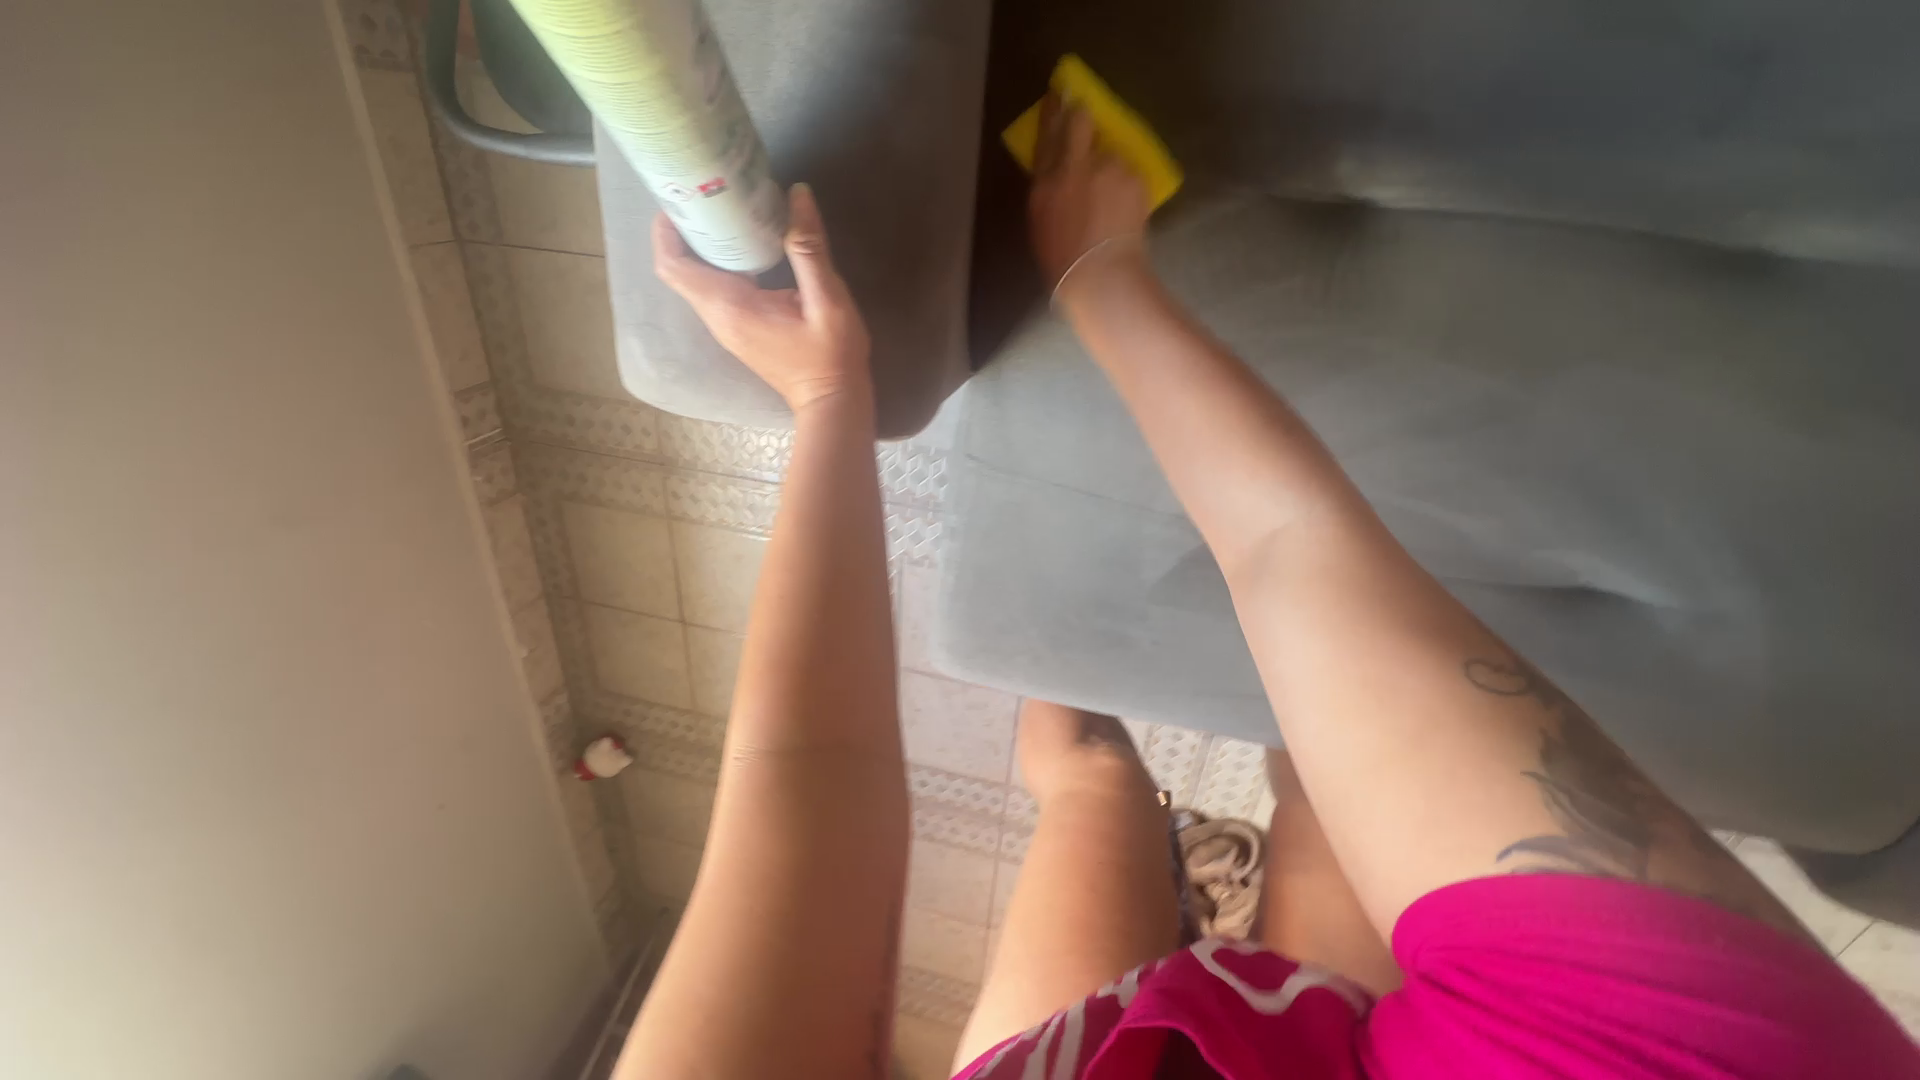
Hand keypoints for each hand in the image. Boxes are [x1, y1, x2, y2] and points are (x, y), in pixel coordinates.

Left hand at [653, 183, 872, 411]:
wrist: (832, 401)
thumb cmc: (831, 356)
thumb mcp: (828, 300)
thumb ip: (809, 249)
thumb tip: (797, 195)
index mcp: (731, 307)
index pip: (674, 266)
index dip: (666, 229)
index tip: (683, 197)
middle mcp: (718, 318)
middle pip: (680, 268)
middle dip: (685, 228)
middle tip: (708, 193)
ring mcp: (726, 328)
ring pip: (695, 279)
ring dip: (702, 245)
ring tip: (726, 212)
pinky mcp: (737, 330)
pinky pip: (713, 290)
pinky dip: (719, 263)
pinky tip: (745, 245)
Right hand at [1028, 94, 1150, 292]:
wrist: (1102, 277)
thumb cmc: (1064, 264)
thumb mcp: (1042, 224)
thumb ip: (1049, 190)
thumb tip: (1060, 171)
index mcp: (1045, 182)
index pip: (1047, 133)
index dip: (1053, 110)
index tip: (1059, 93)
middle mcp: (1075, 166)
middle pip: (1081, 120)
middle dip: (1082, 115)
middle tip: (1086, 121)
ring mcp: (1108, 168)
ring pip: (1110, 151)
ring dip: (1110, 164)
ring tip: (1111, 197)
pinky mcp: (1134, 177)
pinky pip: (1129, 171)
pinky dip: (1126, 183)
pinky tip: (1124, 208)